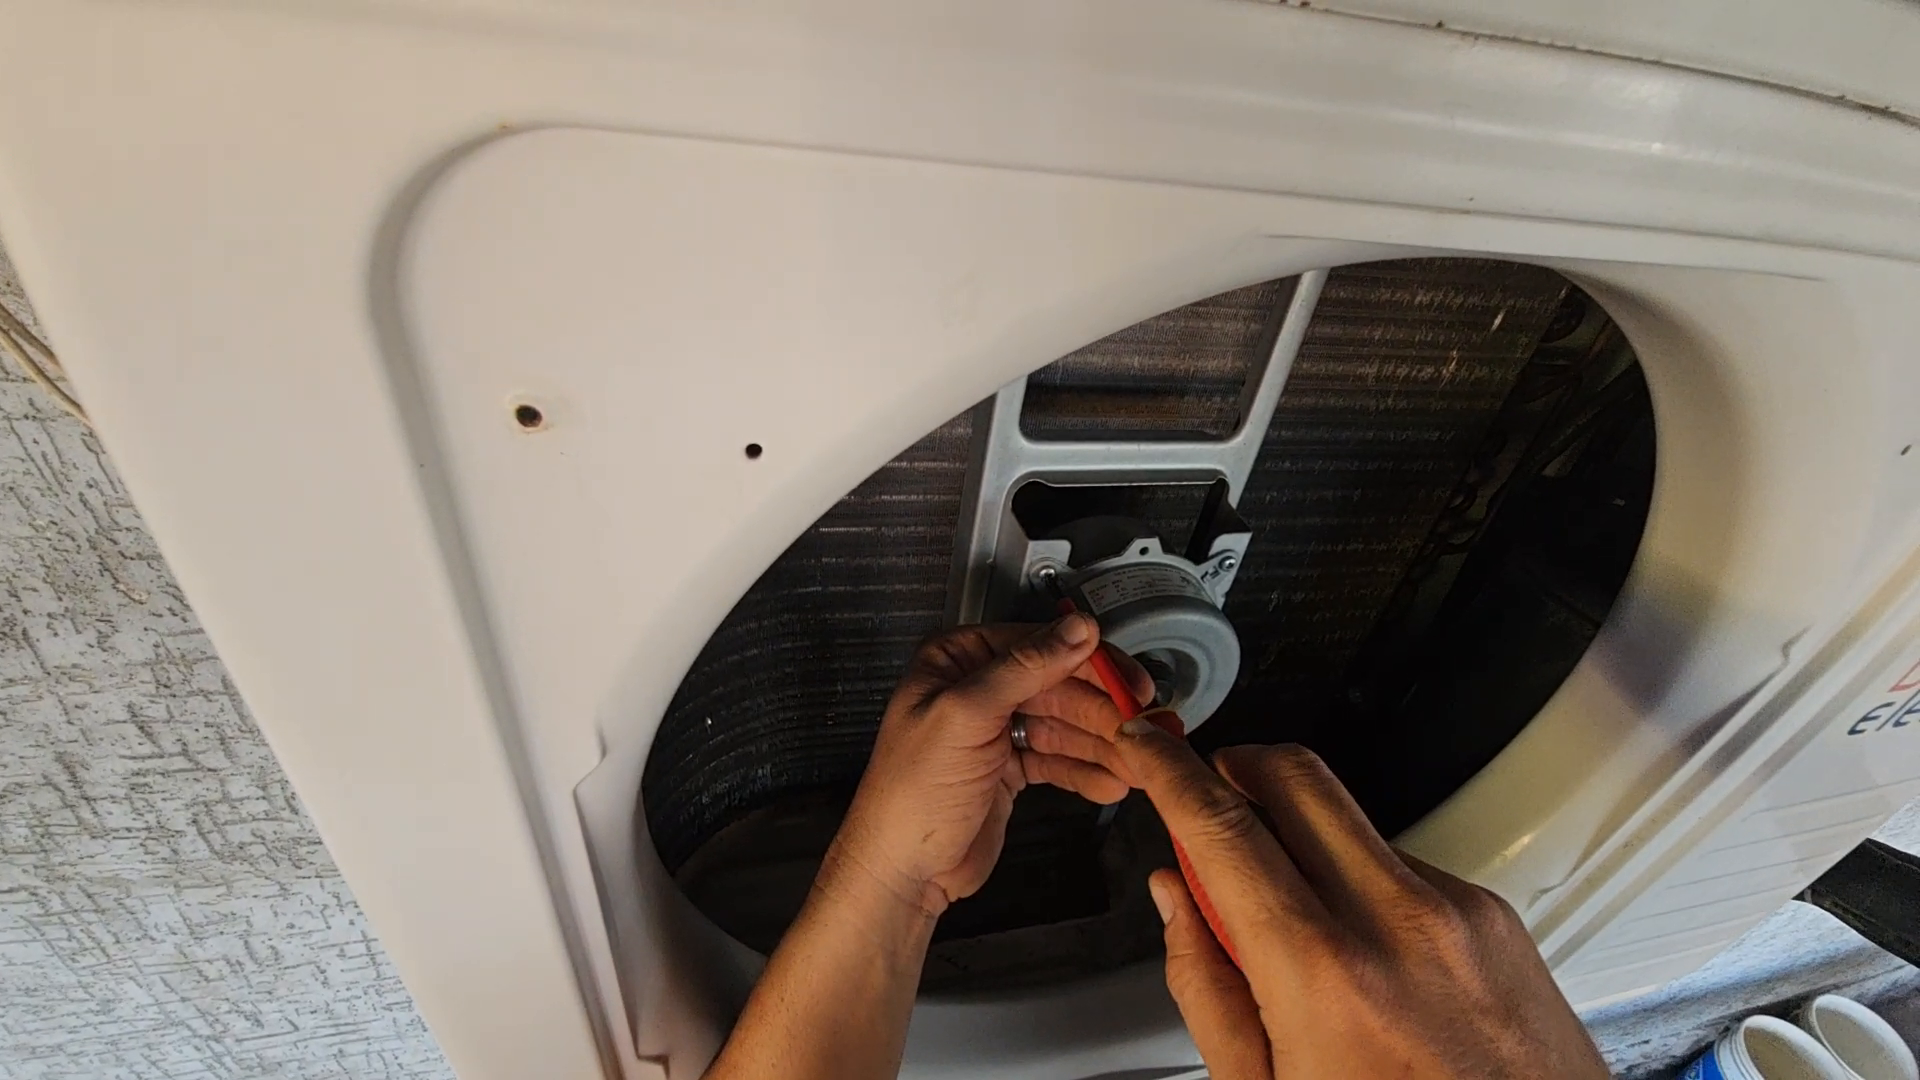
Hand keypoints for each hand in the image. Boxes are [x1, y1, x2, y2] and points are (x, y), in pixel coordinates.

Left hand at [828, 615, 1150, 917]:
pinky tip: (1113, 783)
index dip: (1087, 662)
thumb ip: (1025, 668)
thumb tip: (1078, 628)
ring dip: (1101, 745)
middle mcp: (978, 686)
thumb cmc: (914, 788)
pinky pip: (1057, 758)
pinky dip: (1085, 771)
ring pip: (1063, 724)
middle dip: (1100, 711)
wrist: (901, 871)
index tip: (1129, 680)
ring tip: (1137, 764)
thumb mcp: (967, 715)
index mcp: (957, 659)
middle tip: (1142, 727)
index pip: (1036, 646)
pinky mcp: (1010, 767)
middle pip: (1056, 686)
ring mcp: (995, 728)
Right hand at [1112, 721, 1607, 1079]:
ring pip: (1343, 817)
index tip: (1145, 743)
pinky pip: (1395, 859)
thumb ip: (1203, 983)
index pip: (1220, 828)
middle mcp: (1397, 925)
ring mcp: (1457, 913)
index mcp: (1322, 977)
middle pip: (1294, 775)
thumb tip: (1175, 892)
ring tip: (1298, 913)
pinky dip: (1355, 875)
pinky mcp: (1496, 918)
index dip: (1168, 770)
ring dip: (1297, 833)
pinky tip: (1365, 947)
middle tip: (1212, 793)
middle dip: (1237, 763)